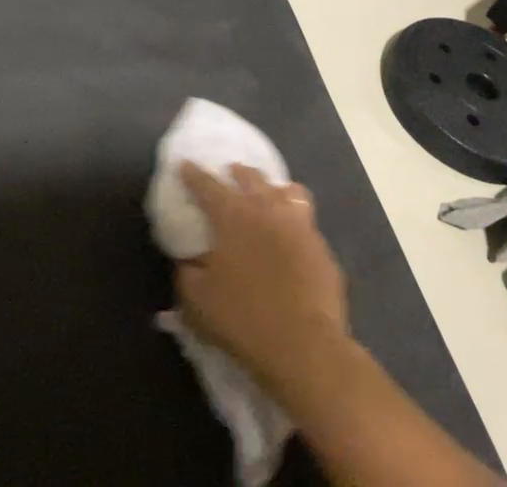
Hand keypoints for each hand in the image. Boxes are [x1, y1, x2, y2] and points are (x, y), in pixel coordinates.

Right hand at [175, 162, 350, 388]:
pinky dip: (294, 217)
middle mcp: (267, 209)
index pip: (207, 185)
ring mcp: (300, 225)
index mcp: (232, 216)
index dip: (193, 174)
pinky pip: (305, 219)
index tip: (185, 165)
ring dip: (272, 187)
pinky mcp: (321, 246)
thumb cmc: (242, 318)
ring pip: (287, 190)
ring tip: (267, 194)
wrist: (303, 343)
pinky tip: (290, 232)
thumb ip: (187, 273)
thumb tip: (188, 261)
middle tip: (229, 174)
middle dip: (237, 173)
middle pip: (251, 177)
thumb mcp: (197, 301)